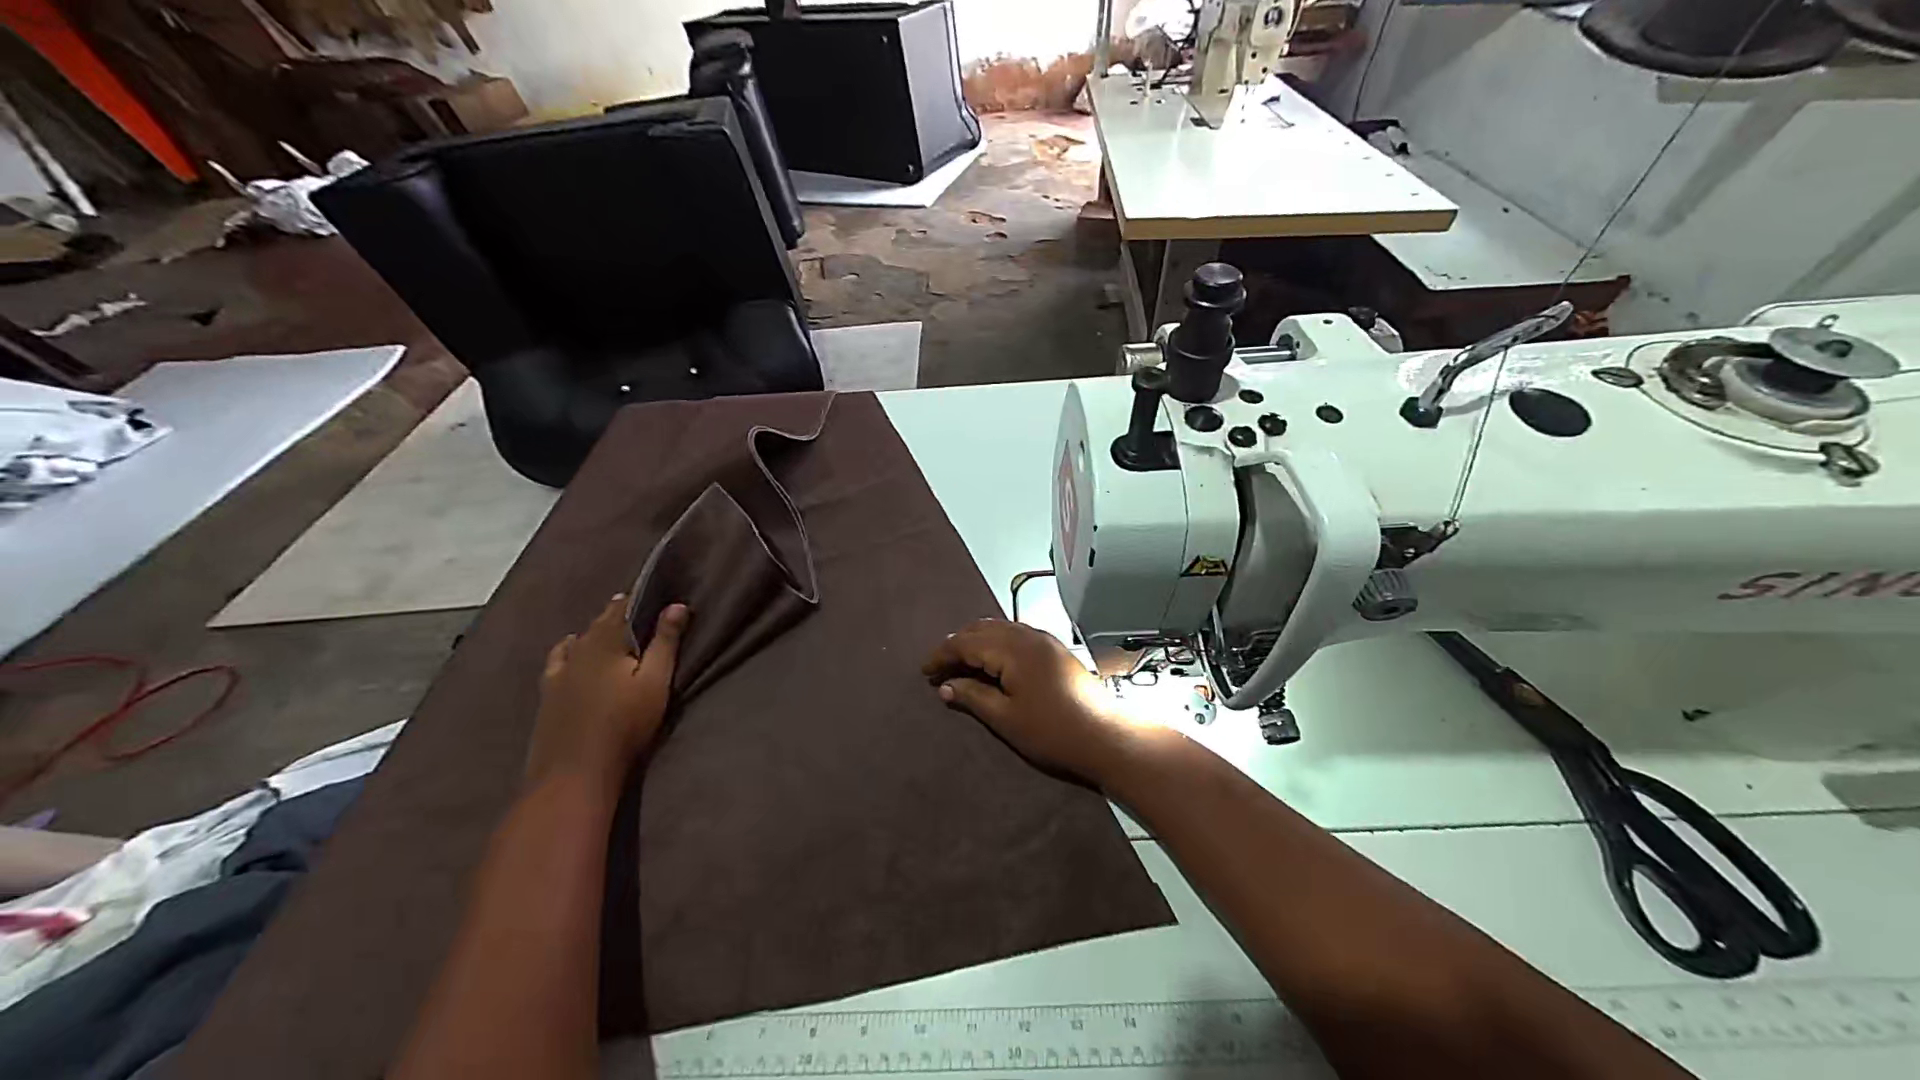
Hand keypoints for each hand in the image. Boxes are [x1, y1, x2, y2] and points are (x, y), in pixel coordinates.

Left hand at [524, 595, 687, 790]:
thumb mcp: (656, 682)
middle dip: (615, 615)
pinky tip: (568, 652)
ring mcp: (558, 673)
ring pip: (577, 641)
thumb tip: (677, 605)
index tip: (649, 595)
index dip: (634, 600)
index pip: (620, 609)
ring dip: (593, 633)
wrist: (575, 772)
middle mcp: (578, 651)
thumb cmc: (625, 724)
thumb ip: (666, 642)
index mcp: (606, 642)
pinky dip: (567, 651)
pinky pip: (557, 661)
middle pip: (598, 624)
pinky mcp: (547, 695)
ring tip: (606, 630)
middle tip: (633, 612)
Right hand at [923, 618, 1156, 783]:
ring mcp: (1045, 640)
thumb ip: (972, 696)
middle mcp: (1028, 636)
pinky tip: (992, 663)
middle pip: (982, 629)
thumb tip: (946, 685)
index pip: (966, 642)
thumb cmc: (1052, 731)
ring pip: (1000, 628)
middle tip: (939, 668)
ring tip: (961, 665)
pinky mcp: (1055, 650)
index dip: (942, 655)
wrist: (1106, 736)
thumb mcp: (1005, 718)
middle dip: (957, 645)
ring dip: (976, 642)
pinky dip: (996, 643)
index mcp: (1013, 649)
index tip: (925, 671)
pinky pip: (1016, 634)